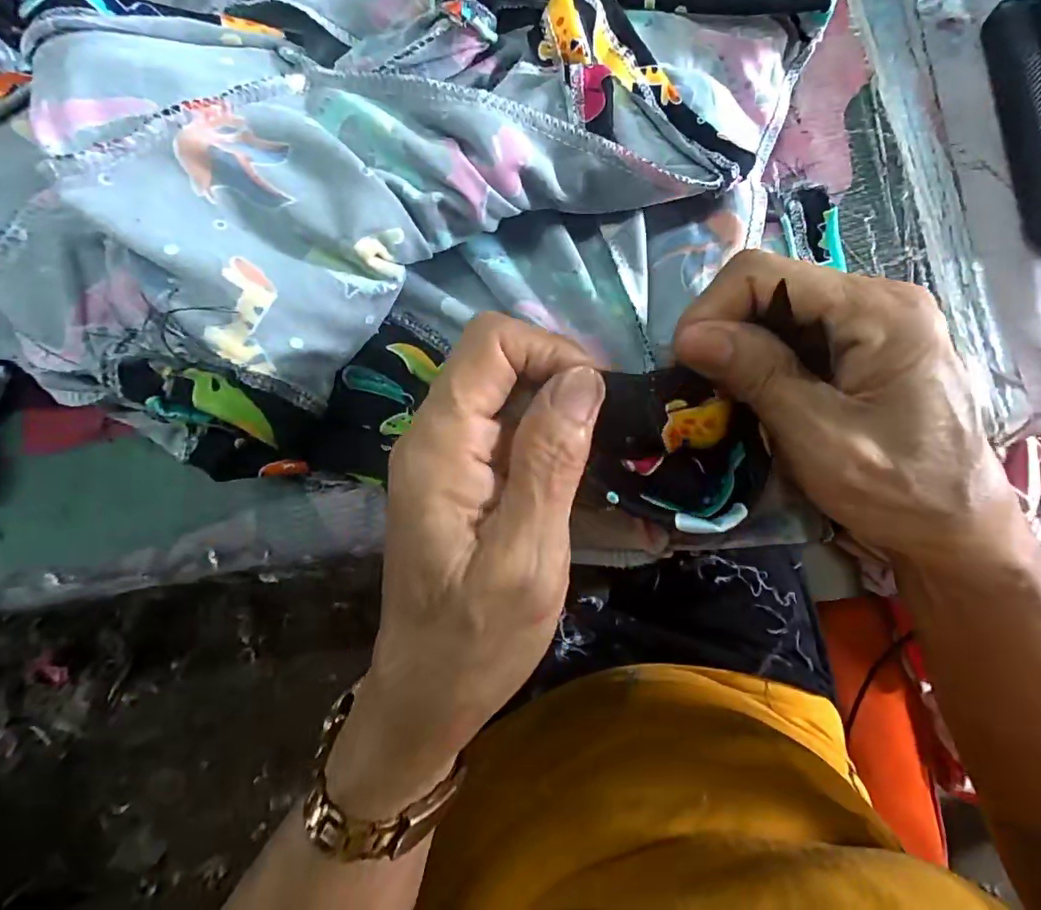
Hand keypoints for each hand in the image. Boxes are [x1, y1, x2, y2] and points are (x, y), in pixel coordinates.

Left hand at [326, 314, 602, 816]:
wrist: (424, 698)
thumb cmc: (473, 643)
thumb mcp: (525, 560)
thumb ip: (549, 463)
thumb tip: (582, 378)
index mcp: (440, 444)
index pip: (491, 341)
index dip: (551, 351)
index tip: (599, 399)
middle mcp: (435, 436)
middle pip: (500, 360)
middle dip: (563, 379)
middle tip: (615, 431)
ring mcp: (447, 457)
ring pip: (509, 394)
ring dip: (563, 413)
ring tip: (612, 457)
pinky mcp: (463, 479)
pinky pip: (509, 433)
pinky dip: (551, 443)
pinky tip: (589, 481)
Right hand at [672, 251, 1020, 564]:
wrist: (960, 536)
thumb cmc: (901, 494)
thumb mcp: (822, 439)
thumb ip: (759, 377)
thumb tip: (688, 336)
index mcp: (879, 311)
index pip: (764, 273)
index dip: (711, 310)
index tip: (683, 363)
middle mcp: (877, 299)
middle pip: (769, 287)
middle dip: (723, 332)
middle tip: (699, 385)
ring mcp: (873, 321)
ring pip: (776, 312)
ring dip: (740, 350)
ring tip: (723, 395)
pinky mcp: (865, 346)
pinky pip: (796, 335)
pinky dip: (763, 362)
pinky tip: (756, 397)